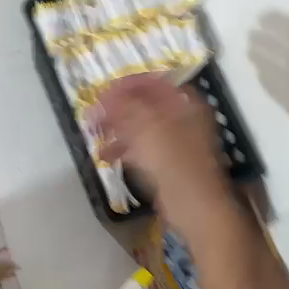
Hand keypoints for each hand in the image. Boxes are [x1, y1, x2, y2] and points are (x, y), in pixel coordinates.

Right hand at [94, 72, 228, 219]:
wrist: (195, 206)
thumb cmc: (174, 161)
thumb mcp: (147, 126)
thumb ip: (126, 105)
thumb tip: (108, 94)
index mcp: (185, 104)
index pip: (154, 83)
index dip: (128, 84)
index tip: (104, 91)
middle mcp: (183, 119)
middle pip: (145, 105)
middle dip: (117, 109)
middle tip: (93, 114)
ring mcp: (176, 142)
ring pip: (141, 128)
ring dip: (117, 130)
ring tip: (94, 135)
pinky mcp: (168, 164)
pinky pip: (142, 149)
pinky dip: (124, 149)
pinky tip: (106, 157)